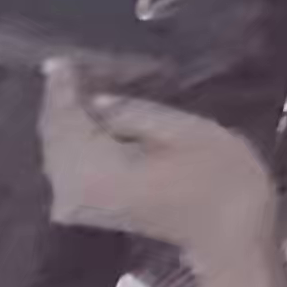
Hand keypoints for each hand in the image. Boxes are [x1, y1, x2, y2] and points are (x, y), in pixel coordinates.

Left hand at [39, 59, 276, 268]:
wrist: (230, 227)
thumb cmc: (219, 172)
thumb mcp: (187, 130)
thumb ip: (138, 113)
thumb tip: (100, 99)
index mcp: (90, 171)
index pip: (64, 122)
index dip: (62, 89)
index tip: (57, 59)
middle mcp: (68, 191)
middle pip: (56, 139)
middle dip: (65, 102)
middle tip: (74, 66)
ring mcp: (78, 203)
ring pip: (63, 151)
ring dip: (73, 119)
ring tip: (86, 84)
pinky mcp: (93, 205)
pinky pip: (75, 163)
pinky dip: (82, 137)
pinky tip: (98, 116)